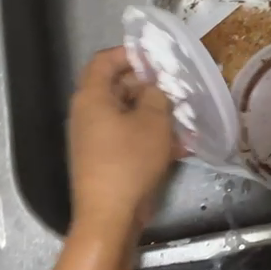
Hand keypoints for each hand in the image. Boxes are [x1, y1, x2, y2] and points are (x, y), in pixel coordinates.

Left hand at [67, 47, 177, 241]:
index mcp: (91, 97)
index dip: (130, 53)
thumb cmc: (129, 161)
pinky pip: (128, 138)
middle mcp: (87, 114)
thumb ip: (156, 96)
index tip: (156, 57)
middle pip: (117, 87)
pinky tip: (178, 146)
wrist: (110, 216)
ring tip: (183, 118)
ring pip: (127, 114)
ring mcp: (94, 138)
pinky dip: (150, 137)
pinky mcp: (105, 159)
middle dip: (148, 86)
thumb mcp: (153, 122)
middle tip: (176, 88)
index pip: (104, 60)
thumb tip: (154, 88)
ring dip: (154, 113)